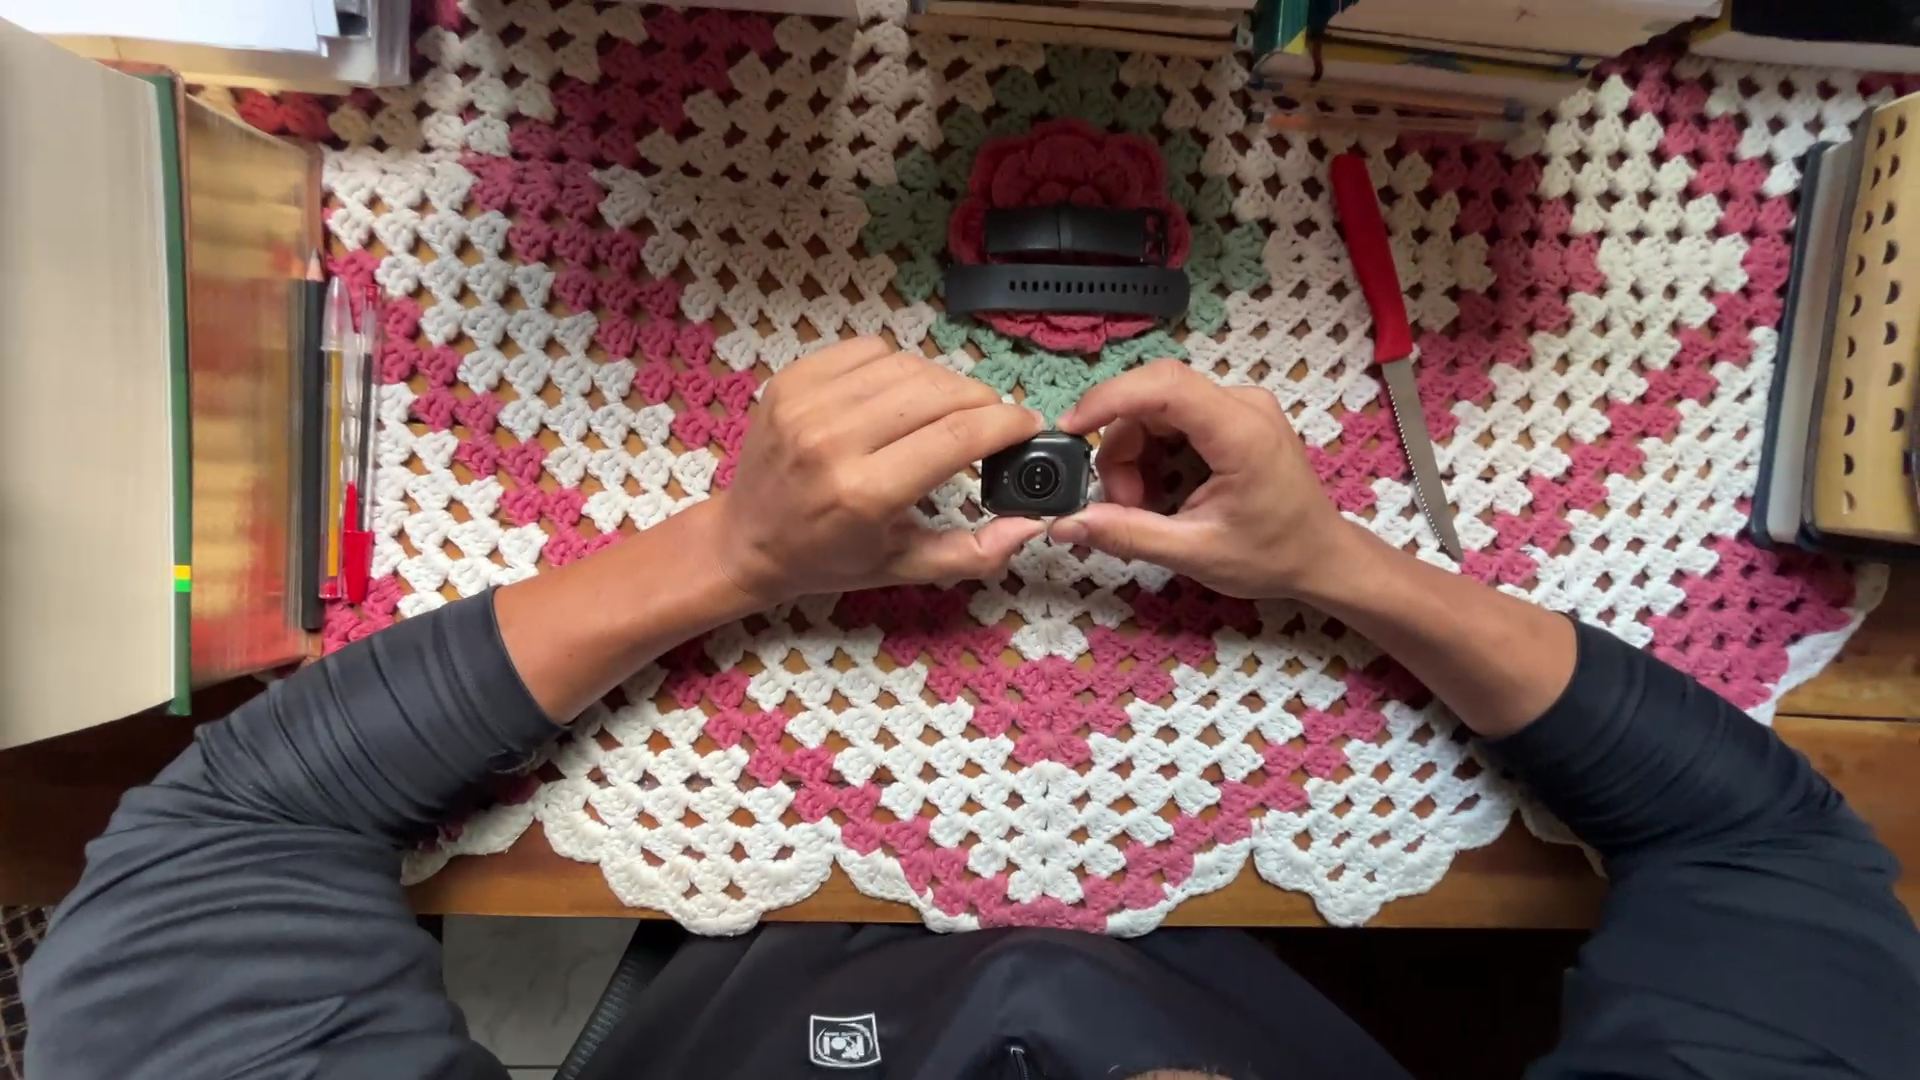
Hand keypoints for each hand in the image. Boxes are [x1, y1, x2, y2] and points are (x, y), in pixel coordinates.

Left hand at [706, 337, 1045, 605]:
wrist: (744, 538)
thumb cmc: (827, 560)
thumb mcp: (902, 568)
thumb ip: (971, 552)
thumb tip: (1030, 524)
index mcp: (864, 494)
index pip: (957, 438)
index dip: (1006, 424)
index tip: (1029, 425)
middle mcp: (833, 440)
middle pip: (938, 393)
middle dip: (983, 401)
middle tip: (994, 421)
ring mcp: (807, 402)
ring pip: (908, 365)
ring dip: (944, 383)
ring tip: (950, 411)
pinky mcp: (792, 379)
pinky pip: (870, 351)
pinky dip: (900, 367)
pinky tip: (902, 395)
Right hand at [1051, 359, 1359, 598]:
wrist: (1320, 556)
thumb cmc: (1270, 556)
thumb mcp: (1192, 552)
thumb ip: (1126, 534)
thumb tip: (1064, 524)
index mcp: (1241, 432)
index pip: (1164, 386)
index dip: (1110, 399)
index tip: (1071, 430)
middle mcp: (1240, 404)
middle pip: (1151, 399)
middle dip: (1119, 447)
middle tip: (1119, 501)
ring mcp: (1236, 406)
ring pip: (1154, 410)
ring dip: (1132, 455)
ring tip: (1142, 506)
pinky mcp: (1229, 416)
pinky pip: (1169, 420)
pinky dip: (1149, 454)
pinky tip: (1158, 491)